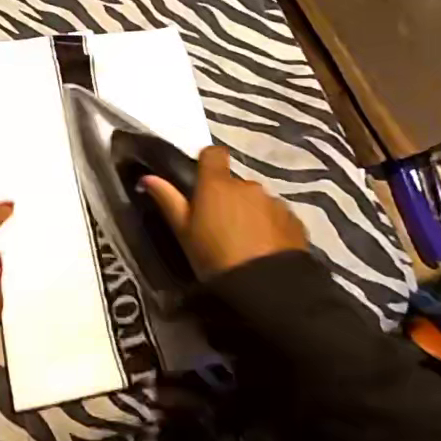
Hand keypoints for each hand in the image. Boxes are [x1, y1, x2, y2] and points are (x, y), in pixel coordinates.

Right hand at [140, 146, 307, 279]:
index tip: (202, 182)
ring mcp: (273, 202)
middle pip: (234, 183)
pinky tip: (265, 250)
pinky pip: (276, 217)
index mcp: (217, 185)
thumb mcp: (184, 234)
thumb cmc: (214, 258)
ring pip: (257, 201)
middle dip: (229, 199)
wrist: (264, 286)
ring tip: (245, 243)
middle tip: (220, 228)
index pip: (213, 154)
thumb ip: (169, 201)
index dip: (208, 163)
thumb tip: (148, 177)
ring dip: (250, 213)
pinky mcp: (293, 220)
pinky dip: (270, 228)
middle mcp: (248, 185)